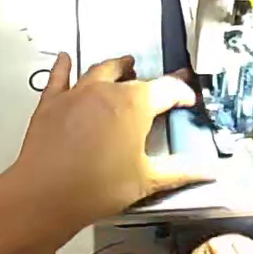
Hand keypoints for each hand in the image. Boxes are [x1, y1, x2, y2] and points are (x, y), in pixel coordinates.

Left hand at [1, 53, 216, 245]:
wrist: (46, 194)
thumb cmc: (97, 187)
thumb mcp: (146, 180)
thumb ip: (179, 171)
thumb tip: (206, 170)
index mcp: (135, 105)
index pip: (167, 89)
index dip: (181, 93)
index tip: (186, 100)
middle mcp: (106, 90)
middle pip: (132, 77)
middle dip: (148, 81)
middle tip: (155, 86)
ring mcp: (76, 94)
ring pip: (99, 71)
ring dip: (114, 67)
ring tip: (124, 65)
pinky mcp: (51, 103)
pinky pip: (59, 77)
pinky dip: (64, 67)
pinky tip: (65, 59)